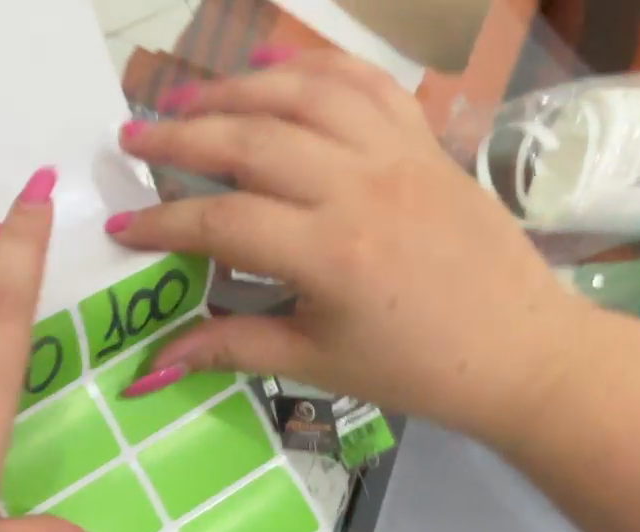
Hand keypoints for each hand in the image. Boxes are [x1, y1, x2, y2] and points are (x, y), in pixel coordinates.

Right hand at [107, 50, 595, 438]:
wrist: (518, 350)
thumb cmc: (411, 368)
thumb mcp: (313, 362)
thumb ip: (228, 347)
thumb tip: (149, 368)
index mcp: (331, 253)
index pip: (223, 220)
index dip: (163, 222)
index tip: (121, 228)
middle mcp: (361, 187)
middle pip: (253, 140)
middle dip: (182, 135)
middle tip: (131, 135)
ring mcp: (398, 154)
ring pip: (304, 95)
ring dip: (236, 87)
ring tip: (185, 95)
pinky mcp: (424, 142)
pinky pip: (364, 84)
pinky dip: (313, 63)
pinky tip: (269, 56)